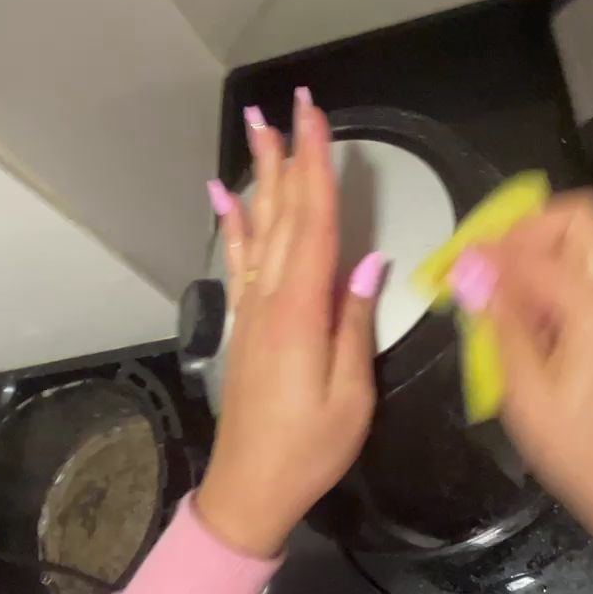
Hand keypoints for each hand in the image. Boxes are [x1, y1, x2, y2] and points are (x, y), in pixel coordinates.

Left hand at [197, 89, 387, 557]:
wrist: (250, 487)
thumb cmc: (310, 448)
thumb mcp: (350, 394)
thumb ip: (353, 323)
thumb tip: (367, 263)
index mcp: (301, 312)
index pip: (314, 223)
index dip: (316, 166)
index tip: (315, 119)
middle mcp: (270, 299)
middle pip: (282, 214)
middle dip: (286, 156)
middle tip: (283, 106)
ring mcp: (252, 310)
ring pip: (258, 229)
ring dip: (260, 177)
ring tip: (255, 132)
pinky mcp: (245, 324)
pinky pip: (238, 263)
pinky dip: (233, 225)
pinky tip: (225, 197)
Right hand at [459, 191, 592, 562]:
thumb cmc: (582, 450)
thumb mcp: (528, 393)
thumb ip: (501, 323)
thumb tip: (470, 271)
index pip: (534, 252)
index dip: (489, 252)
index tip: (455, 264)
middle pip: (579, 217)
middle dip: (528, 230)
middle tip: (492, 265)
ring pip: (588, 239)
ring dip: (544, 251)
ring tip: (508, 296)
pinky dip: (561, 273)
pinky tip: (535, 316)